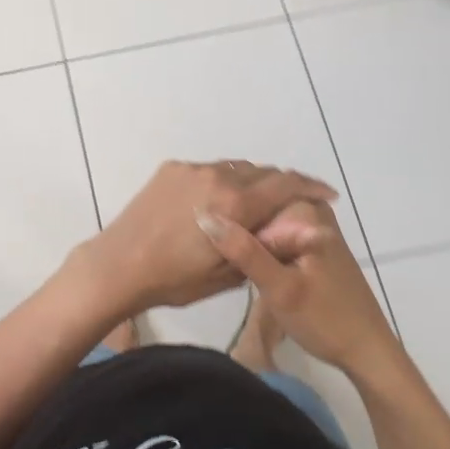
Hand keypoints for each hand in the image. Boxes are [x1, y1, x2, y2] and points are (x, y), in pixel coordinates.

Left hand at [68, 160, 337, 316]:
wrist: (119, 264)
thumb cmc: (175, 280)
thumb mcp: (227, 274)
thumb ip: (267, 247)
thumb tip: (308, 231)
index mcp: (234, 204)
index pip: (285, 186)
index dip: (311, 187)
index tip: (329, 195)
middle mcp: (216, 176)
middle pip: (262, 173)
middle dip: (283, 186)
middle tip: (294, 206)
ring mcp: (191, 169)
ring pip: (235, 168)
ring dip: (252, 182)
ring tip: (259, 205)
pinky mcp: (171, 169)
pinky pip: (209, 170)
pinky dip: (224, 181)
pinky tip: (221, 202)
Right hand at [202, 199, 401, 376]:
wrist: (368, 354)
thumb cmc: (325, 320)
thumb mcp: (279, 289)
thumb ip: (243, 251)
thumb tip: (202, 216)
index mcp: (306, 212)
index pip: (251, 198)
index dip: (225, 215)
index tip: (203, 238)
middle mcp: (313, 212)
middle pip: (259, 207)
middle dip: (235, 223)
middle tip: (210, 248)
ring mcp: (315, 228)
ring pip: (267, 221)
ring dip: (246, 235)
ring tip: (224, 255)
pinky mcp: (314, 246)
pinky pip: (278, 233)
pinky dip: (261, 244)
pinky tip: (246, 262)